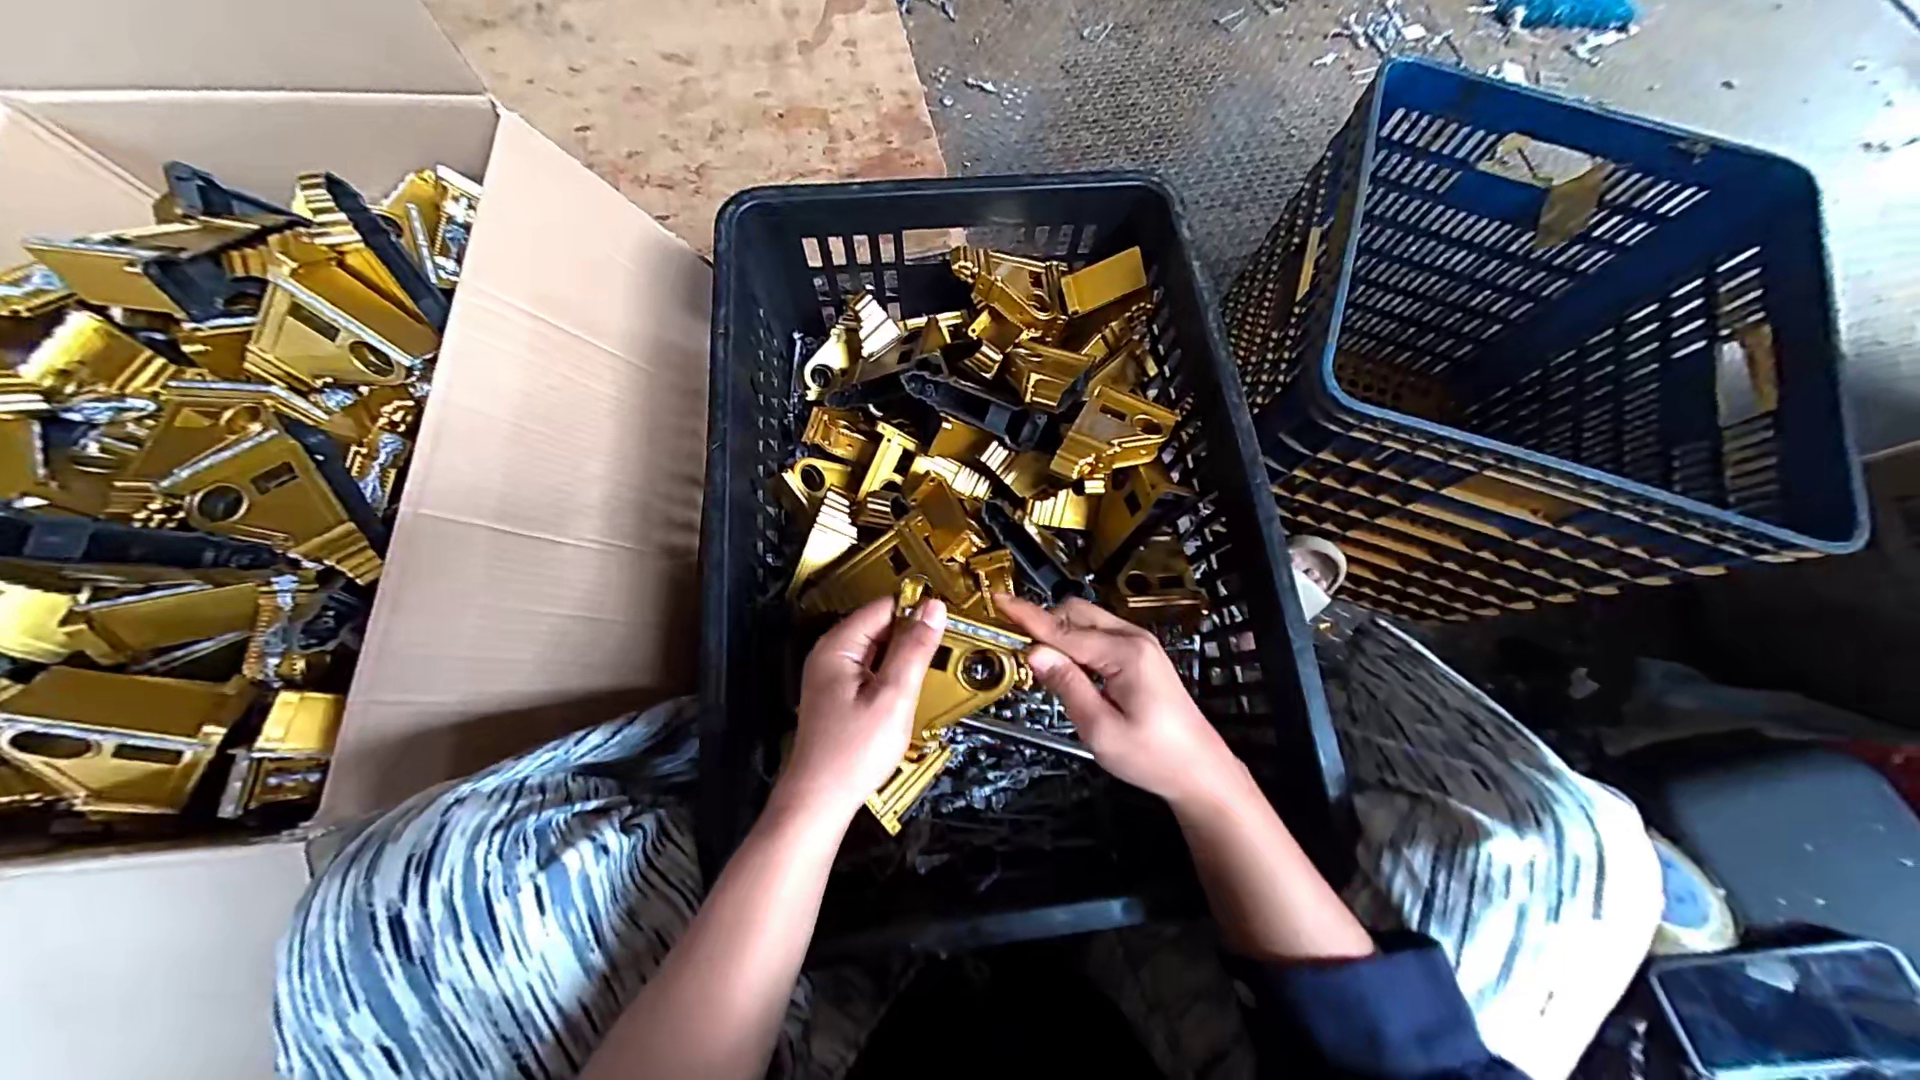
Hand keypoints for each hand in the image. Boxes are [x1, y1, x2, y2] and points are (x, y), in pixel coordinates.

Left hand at [778, 595, 947, 821]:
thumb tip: (932, 610)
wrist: (821, 798)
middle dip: (910, 638)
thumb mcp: (894, 696)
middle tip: (932, 660)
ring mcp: (832, 675)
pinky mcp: (838, 694)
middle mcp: (830, 655)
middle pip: (880, 626)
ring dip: (902, 659)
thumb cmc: (850, 753)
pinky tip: (900, 697)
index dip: (915, 612)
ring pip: (878, 649)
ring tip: (917, 683)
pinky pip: (871, 670)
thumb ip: (914, 649)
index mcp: (838, 647)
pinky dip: (890, 677)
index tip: (941, 624)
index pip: (884, 607)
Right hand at [995, 595, 1246, 808]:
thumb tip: (1036, 653)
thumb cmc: (1155, 757)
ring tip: (1040, 662)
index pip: (1063, 629)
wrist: (1199, 771)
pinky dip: (1075, 642)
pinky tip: (1066, 666)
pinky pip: (1098, 634)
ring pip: (1086, 621)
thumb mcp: (1100, 729)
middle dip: (1042, 624)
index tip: (1000, 602)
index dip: (1026, 616)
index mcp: (1125, 655)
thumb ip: (1066, 686)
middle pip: (1075, 613)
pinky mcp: (1140, 655)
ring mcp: (1140, 645)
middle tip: (1017, 646)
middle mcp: (1135, 640)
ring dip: (1059, 633)